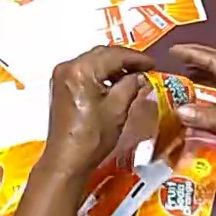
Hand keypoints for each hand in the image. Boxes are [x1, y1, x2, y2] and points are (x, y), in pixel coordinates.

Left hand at [40, 46, 155, 182]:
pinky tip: (115, 83)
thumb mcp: (117, 109)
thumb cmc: (93, 137)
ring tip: (134, 75)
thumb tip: (142, 75)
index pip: (114, 55)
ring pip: (93, 61)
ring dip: (113, 66)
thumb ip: (131, 85)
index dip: (137, 58)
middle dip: (125, 60)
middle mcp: (68, 66)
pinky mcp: (60, 85)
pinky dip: (100, 73)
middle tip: (145, 69)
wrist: (66, 161)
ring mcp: (61, 75)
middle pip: (102, 54)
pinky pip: (84, 70)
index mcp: (82, 69)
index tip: (154, 64)